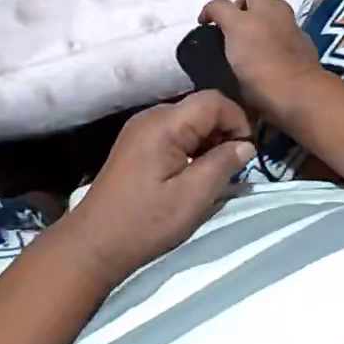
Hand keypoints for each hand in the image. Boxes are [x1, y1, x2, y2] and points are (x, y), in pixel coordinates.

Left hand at [60, 91, 255, 284]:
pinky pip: (172, 133)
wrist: (95, 242)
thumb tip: (246, 145)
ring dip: (208, 141)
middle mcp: (150, 117)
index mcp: (164, 124)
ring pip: (187, 120)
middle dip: (223, 131)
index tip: (248, 152)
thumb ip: (222, 164)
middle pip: (200, 108)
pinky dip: (190, 147)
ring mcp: (140, 129)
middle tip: (234, 165)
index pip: (213, 100)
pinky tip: (193, 173)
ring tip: (215, 172)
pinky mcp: (135, 144)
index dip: (238, 120)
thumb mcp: (192, 196)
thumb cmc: (145, 221)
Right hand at [200, 0, 327, 125]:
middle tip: (239, 21)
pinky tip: (277, 47)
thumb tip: (227, 55)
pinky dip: (281, 30)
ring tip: (260, 32)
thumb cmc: (258, 88)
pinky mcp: (304, 35)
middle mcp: (265, 15)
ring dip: (266, 12)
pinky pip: (289, 24)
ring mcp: (288, 22)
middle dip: (244, 1)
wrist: (298, 93)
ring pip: (276, 3)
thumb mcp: (230, 74)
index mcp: (241, 24)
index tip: (206, 23)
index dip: (208, 12)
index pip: (218, 5)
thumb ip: (226, 56)